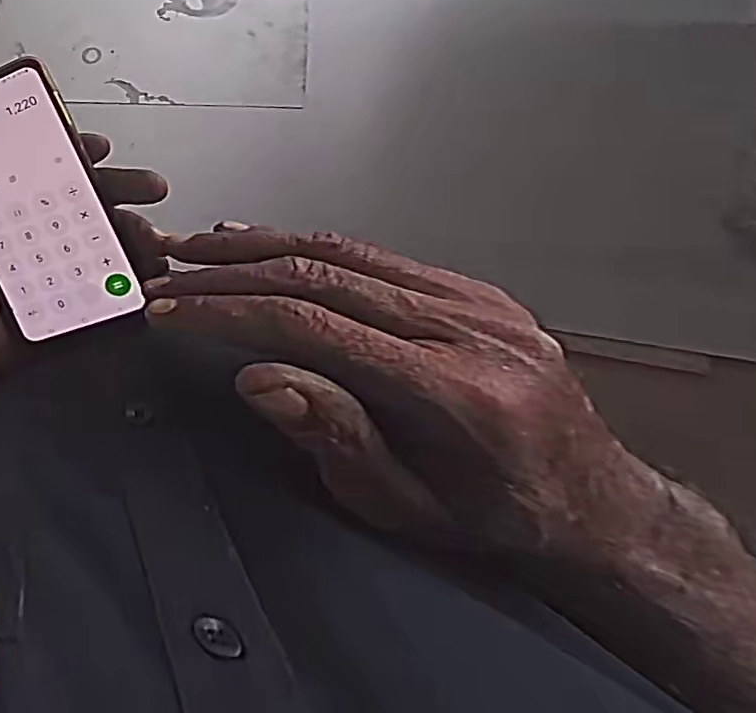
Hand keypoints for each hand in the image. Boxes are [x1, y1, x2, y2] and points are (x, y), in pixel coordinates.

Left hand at [0, 132, 167, 390]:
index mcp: (3, 209)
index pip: (42, 168)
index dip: (71, 151)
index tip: (96, 146)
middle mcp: (33, 228)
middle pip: (85, 195)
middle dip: (122, 186)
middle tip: (149, 187)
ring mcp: (55, 260)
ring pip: (104, 233)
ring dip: (133, 229)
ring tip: (150, 237)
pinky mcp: (72, 291)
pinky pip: (108, 275)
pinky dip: (131, 270)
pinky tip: (146, 271)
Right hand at [143, 225, 662, 564]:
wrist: (589, 503)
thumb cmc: (488, 513)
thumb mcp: (400, 503)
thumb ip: (330, 434)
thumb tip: (258, 379)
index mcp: (453, 392)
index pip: (307, 324)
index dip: (223, 311)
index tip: (171, 310)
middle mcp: (467, 331)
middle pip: (313, 277)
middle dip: (222, 274)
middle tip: (166, 279)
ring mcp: (470, 301)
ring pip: (334, 251)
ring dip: (250, 248)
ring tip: (192, 249)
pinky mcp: (463, 288)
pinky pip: (364, 252)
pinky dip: (295, 244)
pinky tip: (252, 241)